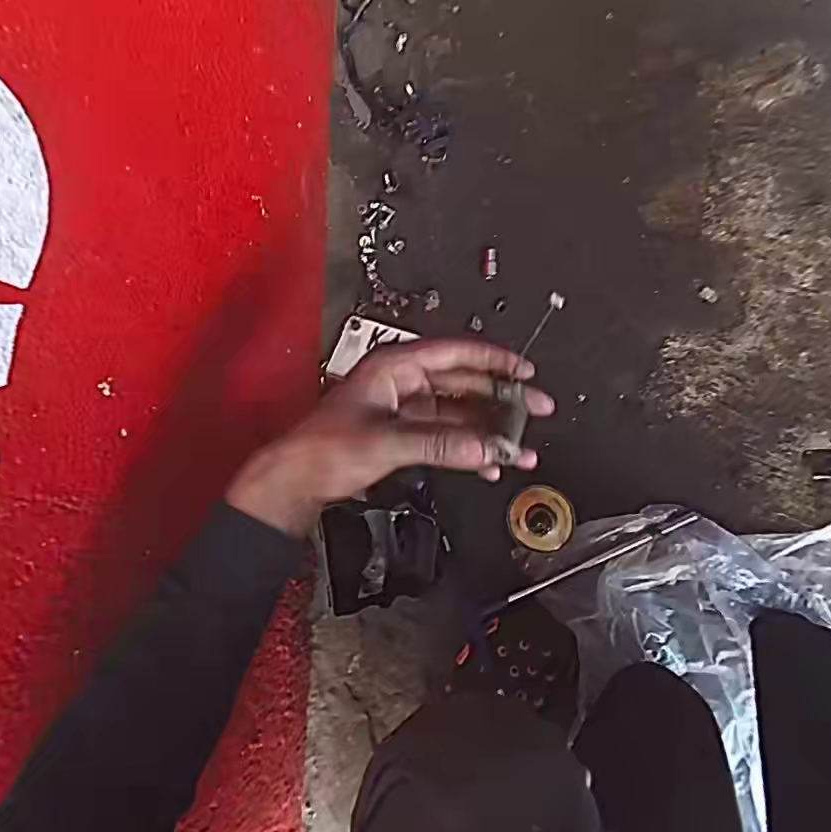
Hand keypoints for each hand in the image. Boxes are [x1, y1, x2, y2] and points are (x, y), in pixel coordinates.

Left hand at [225, 338, 556, 534]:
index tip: (524, 371)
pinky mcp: (405, 431)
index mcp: (395, 367)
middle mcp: (403, 382)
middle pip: (464, 383)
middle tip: (533, 408)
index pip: (456, 353)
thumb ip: (439, 443)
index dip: (495, 359)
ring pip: (459, 412)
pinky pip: (447, 434)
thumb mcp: (385, 441)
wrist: (297, 478)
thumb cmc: (322, 448)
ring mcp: (405, 407)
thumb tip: (482, 445)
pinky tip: (487, 461)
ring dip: (488, 429)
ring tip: (518, 445)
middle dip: (501, 398)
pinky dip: (468, 447)